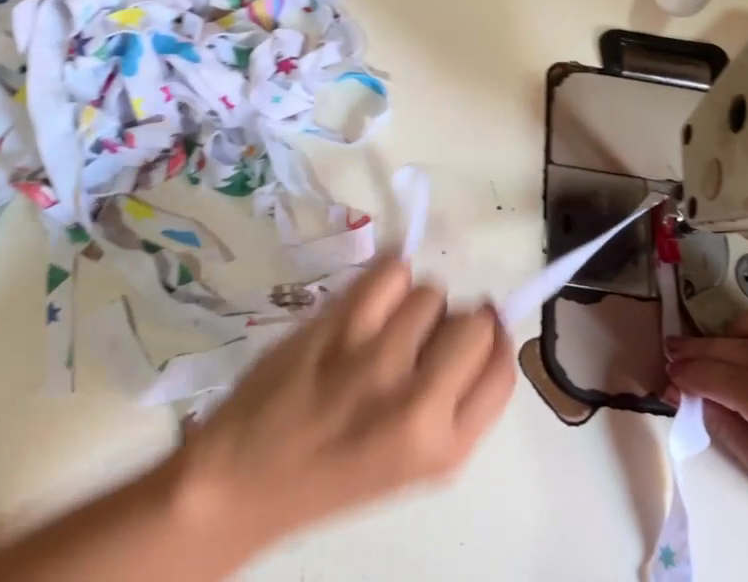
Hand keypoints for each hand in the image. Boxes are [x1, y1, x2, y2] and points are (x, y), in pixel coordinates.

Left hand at [167, 256, 516, 546]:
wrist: (245, 477)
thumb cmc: (333, 473)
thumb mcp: (413, 465)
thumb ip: (455, 405)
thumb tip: (481, 331)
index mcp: (444, 445)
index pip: (501, 367)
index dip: (492, 341)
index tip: (473, 335)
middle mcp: (418, 401)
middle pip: (475, 322)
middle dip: (455, 322)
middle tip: (421, 336)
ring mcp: (375, 356)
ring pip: (431, 292)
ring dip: (416, 303)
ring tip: (386, 325)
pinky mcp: (337, 323)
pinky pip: (391, 270)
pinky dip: (387, 277)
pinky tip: (369, 301)